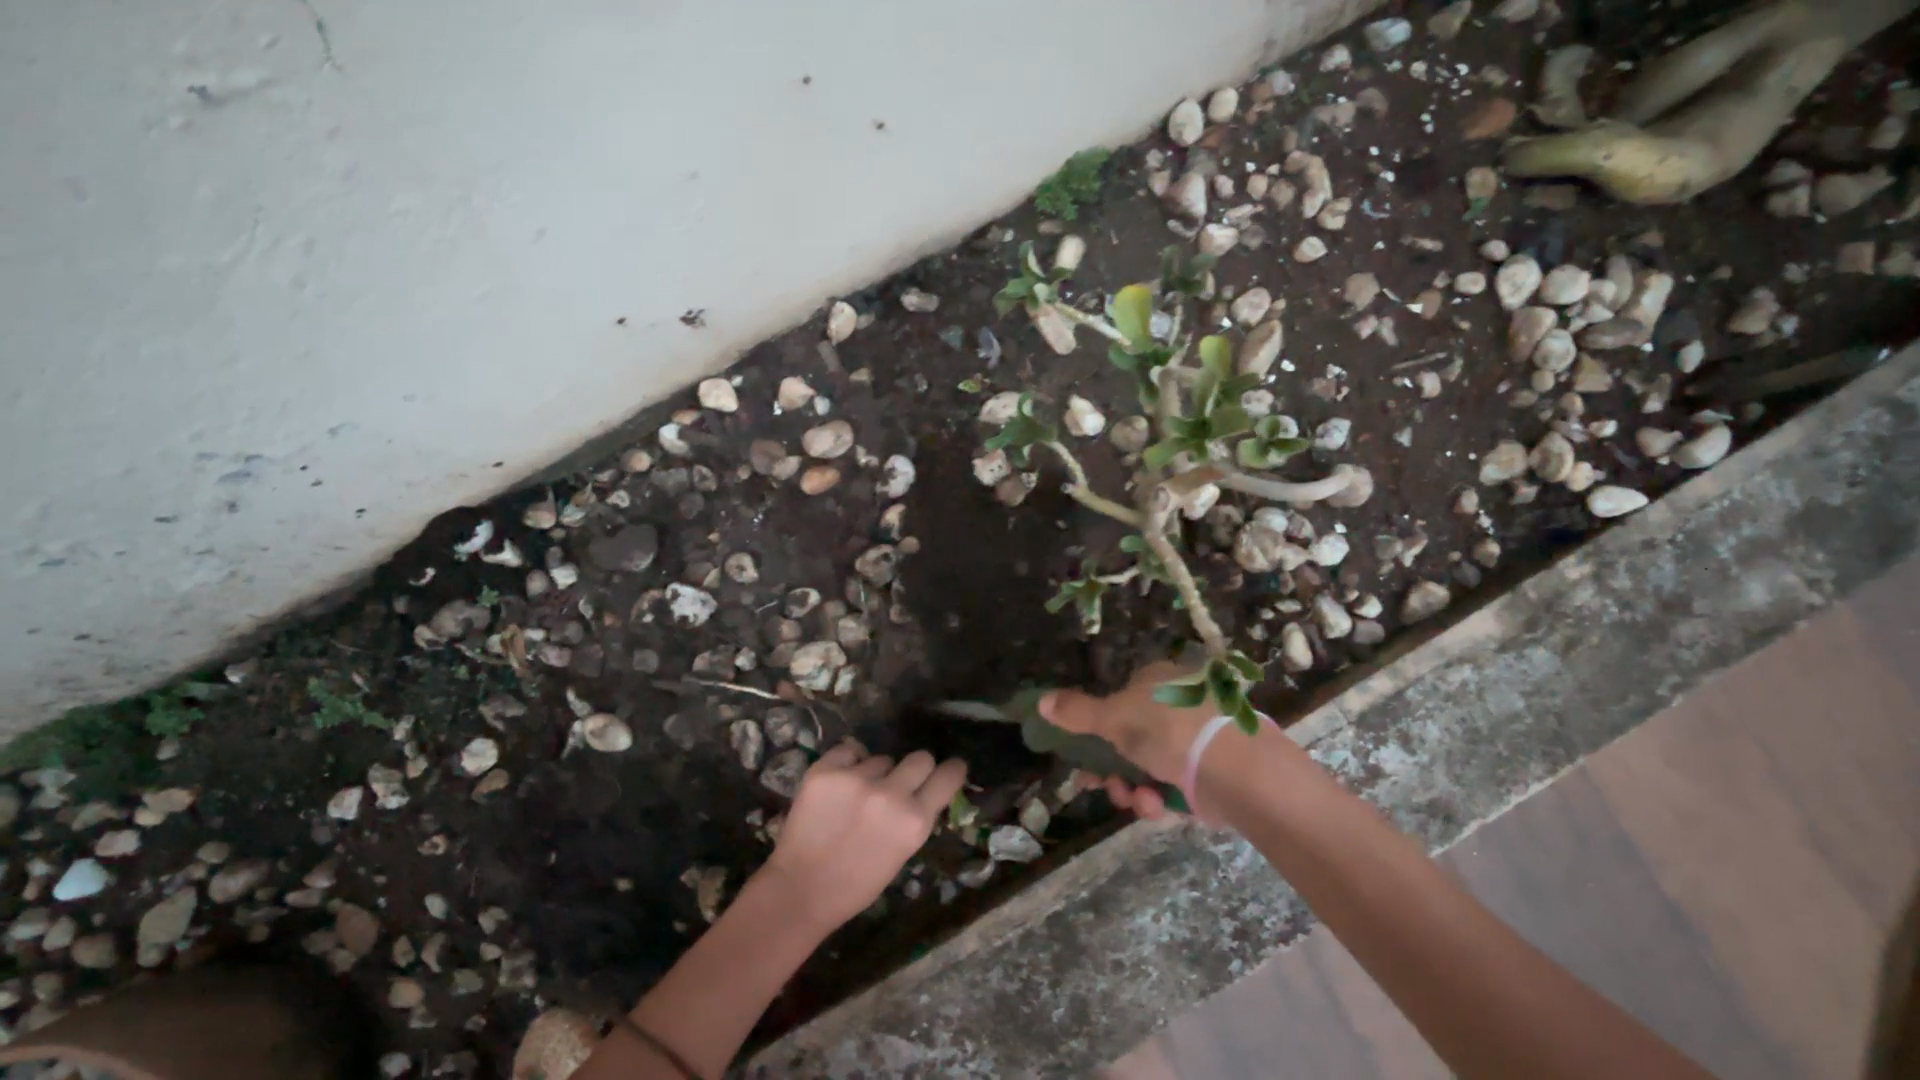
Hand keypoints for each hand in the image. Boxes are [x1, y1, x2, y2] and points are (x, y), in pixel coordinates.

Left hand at [761, 740, 966, 930]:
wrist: (801, 890)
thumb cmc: (856, 884)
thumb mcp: (902, 853)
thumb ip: (915, 818)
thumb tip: (922, 791)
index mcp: (915, 822)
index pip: (948, 776)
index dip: (951, 770)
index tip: (950, 768)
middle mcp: (891, 794)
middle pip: (920, 758)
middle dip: (914, 769)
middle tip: (899, 783)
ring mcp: (857, 779)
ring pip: (881, 758)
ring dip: (875, 772)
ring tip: (857, 795)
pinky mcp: (826, 771)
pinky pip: (849, 750)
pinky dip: (848, 762)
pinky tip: (840, 783)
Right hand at [1040, 661, 1219, 819]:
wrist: (1236, 768)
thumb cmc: (1169, 730)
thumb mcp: (1113, 718)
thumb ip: (1076, 712)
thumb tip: (1041, 701)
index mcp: (1158, 680)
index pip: (1119, 701)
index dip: (1097, 731)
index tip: (1083, 759)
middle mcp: (1179, 703)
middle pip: (1132, 740)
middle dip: (1113, 769)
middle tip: (1102, 786)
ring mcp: (1199, 738)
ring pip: (1150, 767)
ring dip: (1135, 789)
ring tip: (1139, 800)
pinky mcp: (1214, 771)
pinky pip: (1176, 786)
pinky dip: (1163, 798)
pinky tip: (1161, 806)